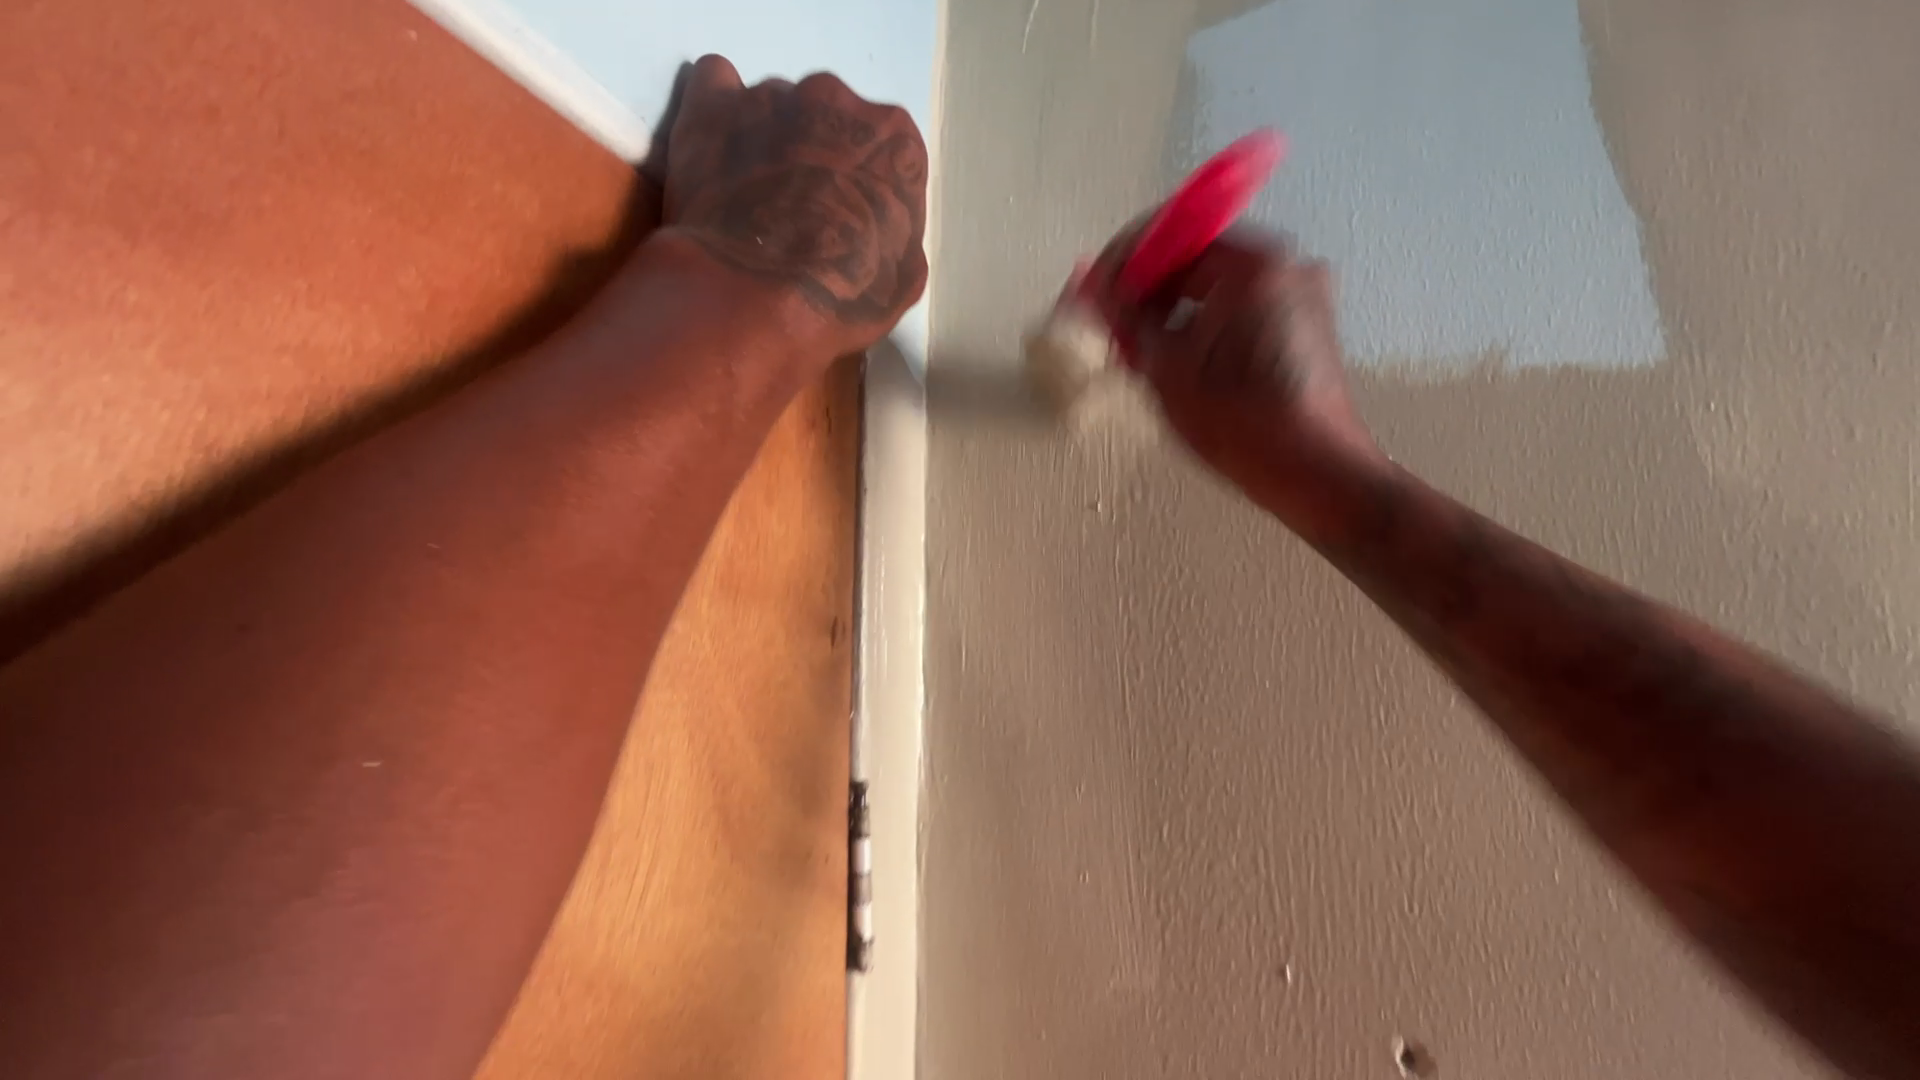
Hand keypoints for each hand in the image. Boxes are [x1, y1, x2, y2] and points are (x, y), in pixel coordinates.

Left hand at [657, 55, 928, 358]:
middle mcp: (837, 98)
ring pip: (774, 106)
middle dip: (814, 153)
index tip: (846, 212)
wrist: (755, 297)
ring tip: (748, 195)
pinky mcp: (712, 103)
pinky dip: (718, 114)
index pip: (886, 149)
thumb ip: (896, 233)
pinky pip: (715, 84)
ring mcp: (772, 94)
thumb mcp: (900, 279)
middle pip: (828, 117)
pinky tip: (714, 156)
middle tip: (796, 207)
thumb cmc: (841, 295)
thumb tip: (882, 230)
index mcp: (895, 139)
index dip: (862, 182)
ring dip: (766, 139)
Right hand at [1083, 225, 1379, 496]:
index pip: (1171, 236)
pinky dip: (1205, 326)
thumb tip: (1088, 283)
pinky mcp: (1304, 327)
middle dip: (1147, 292)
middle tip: (1112, 328)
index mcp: (1255, 263)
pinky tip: (1181, 364)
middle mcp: (1287, 265)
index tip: (1092, 292)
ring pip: (1216, 288)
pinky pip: (1241, 309)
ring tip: (1141, 354)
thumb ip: (1123, 316)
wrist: (1315, 474)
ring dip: (1173, 312)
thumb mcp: (1166, 368)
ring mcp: (1302, 295)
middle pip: (1196, 259)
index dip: (1122, 264)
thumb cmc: (1242, 424)